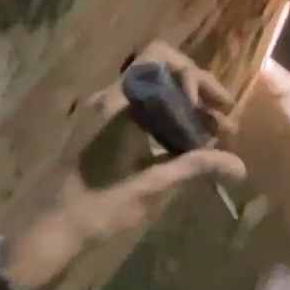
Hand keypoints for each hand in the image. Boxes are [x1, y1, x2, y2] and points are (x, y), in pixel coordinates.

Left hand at [0, 43, 244, 289]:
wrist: (50, 232)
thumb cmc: (97, 208)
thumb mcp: (151, 187)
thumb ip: (195, 167)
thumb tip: (240, 166)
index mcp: (117, 103)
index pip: (159, 57)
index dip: (191, 75)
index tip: (205, 109)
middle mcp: (108, 98)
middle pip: (161, 73)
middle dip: (198, 94)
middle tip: (226, 124)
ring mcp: (101, 113)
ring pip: (153, 94)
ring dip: (185, 110)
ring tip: (215, 139)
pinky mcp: (99, 130)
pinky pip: (140, 111)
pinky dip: (166, 122)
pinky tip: (187, 149)